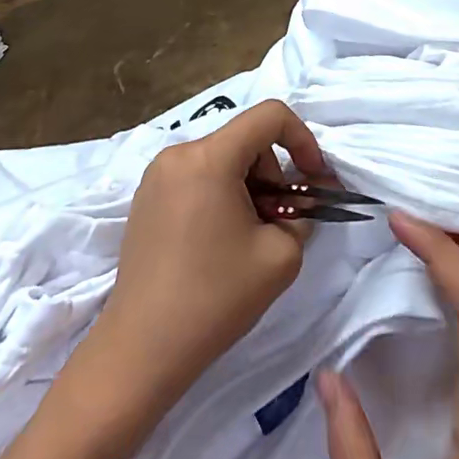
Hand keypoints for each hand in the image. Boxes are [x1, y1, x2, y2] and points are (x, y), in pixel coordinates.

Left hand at [87, 100, 326, 395]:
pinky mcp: (145, 199)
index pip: (268, 115)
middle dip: (272, 174)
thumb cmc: (216, 296)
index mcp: (208, 157)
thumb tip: (299, 202)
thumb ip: (302, 216)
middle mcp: (177, 154)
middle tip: (278, 223)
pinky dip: (218, 194)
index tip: (313, 179)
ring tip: (248, 238)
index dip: (303, 139)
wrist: (145, 342)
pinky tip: (218, 242)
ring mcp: (155, 176)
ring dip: (246, 186)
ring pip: (219, 160)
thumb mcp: (280, 255)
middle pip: (243, 141)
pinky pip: (194, 178)